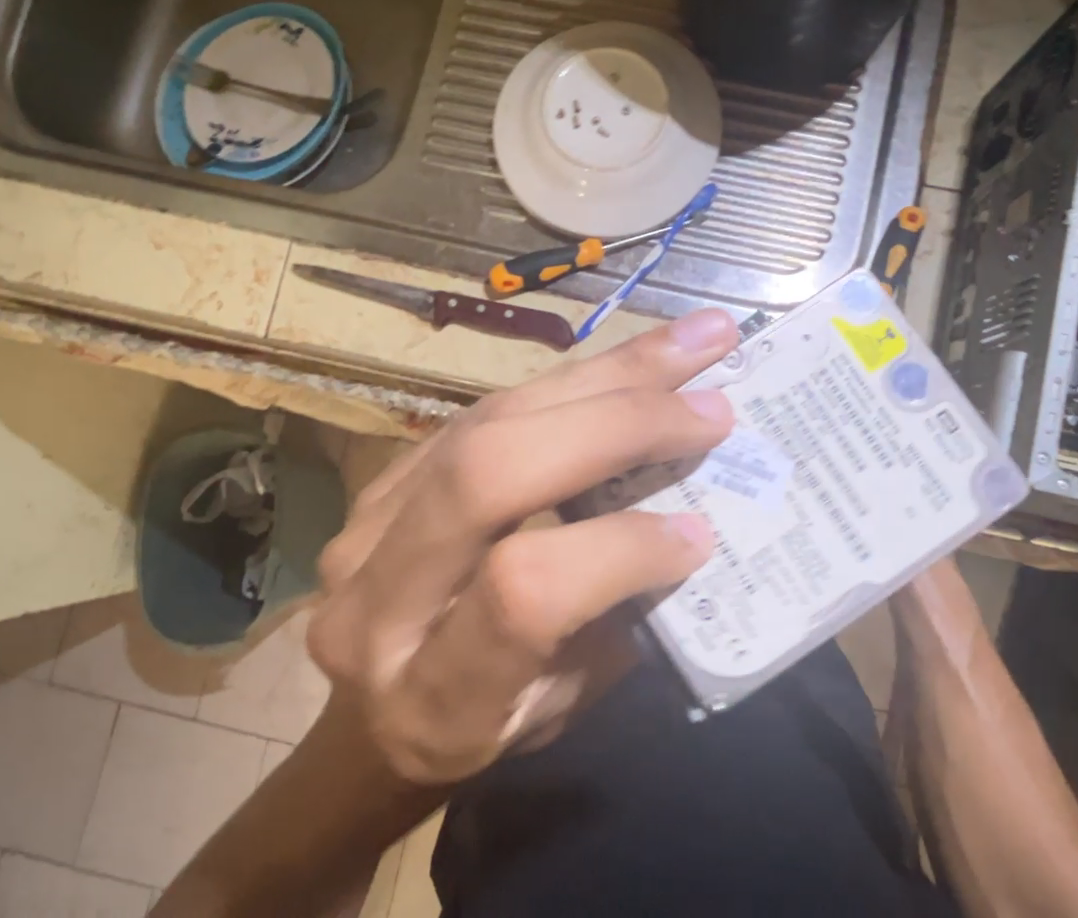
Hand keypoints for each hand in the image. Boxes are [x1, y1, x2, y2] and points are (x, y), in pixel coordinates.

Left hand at [307, 309, 740, 784]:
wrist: (365, 721)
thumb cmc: (479, 733)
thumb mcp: (557, 713)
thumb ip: (611, 625)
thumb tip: (689, 519)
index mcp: (435, 695)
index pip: (523, 592)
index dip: (619, 549)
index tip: (698, 533)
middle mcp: (380, 602)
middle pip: (488, 474)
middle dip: (613, 427)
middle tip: (712, 409)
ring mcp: (366, 529)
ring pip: (483, 422)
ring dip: (601, 377)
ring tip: (694, 345)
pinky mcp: (378, 484)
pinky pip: (478, 413)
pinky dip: (564, 384)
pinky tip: (629, 363)